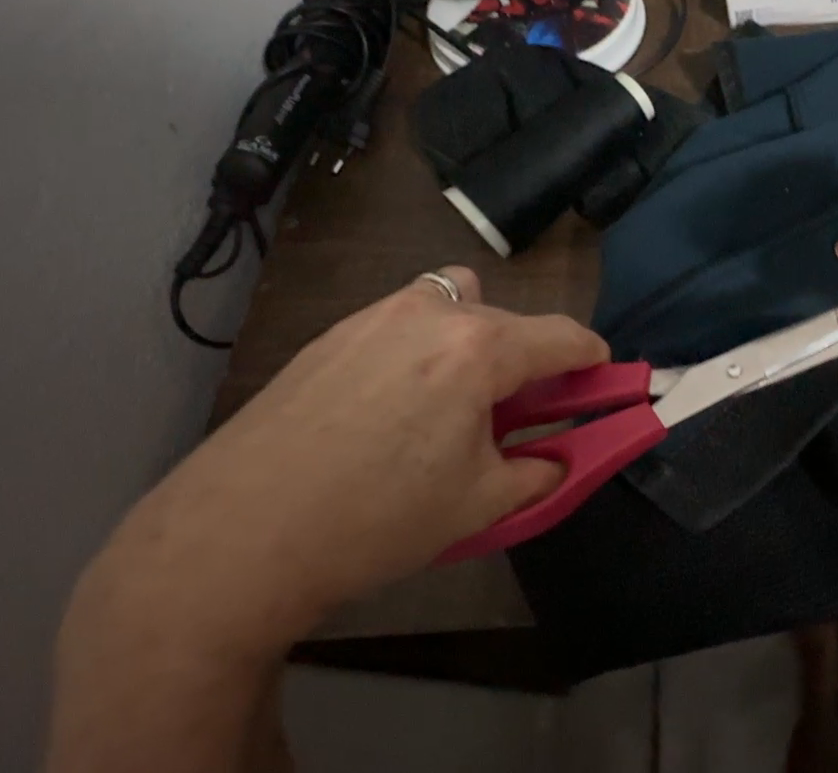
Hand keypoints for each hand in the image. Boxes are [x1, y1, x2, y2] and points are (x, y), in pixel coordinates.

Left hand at [78, 268, 606, 652]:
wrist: (235, 536)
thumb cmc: (376, 520)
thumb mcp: (480, 504)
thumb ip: (538, 472)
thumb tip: (557, 459)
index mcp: (480, 349)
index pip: (564, 336)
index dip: (594, 359)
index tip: (602, 380)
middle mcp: (433, 312)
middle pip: (511, 319)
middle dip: (532, 358)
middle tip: (524, 411)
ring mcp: (376, 314)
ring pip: (455, 301)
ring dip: (477, 334)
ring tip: (457, 395)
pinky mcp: (333, 332)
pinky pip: (405, 317)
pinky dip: (426, 343)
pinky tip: (394, 405)